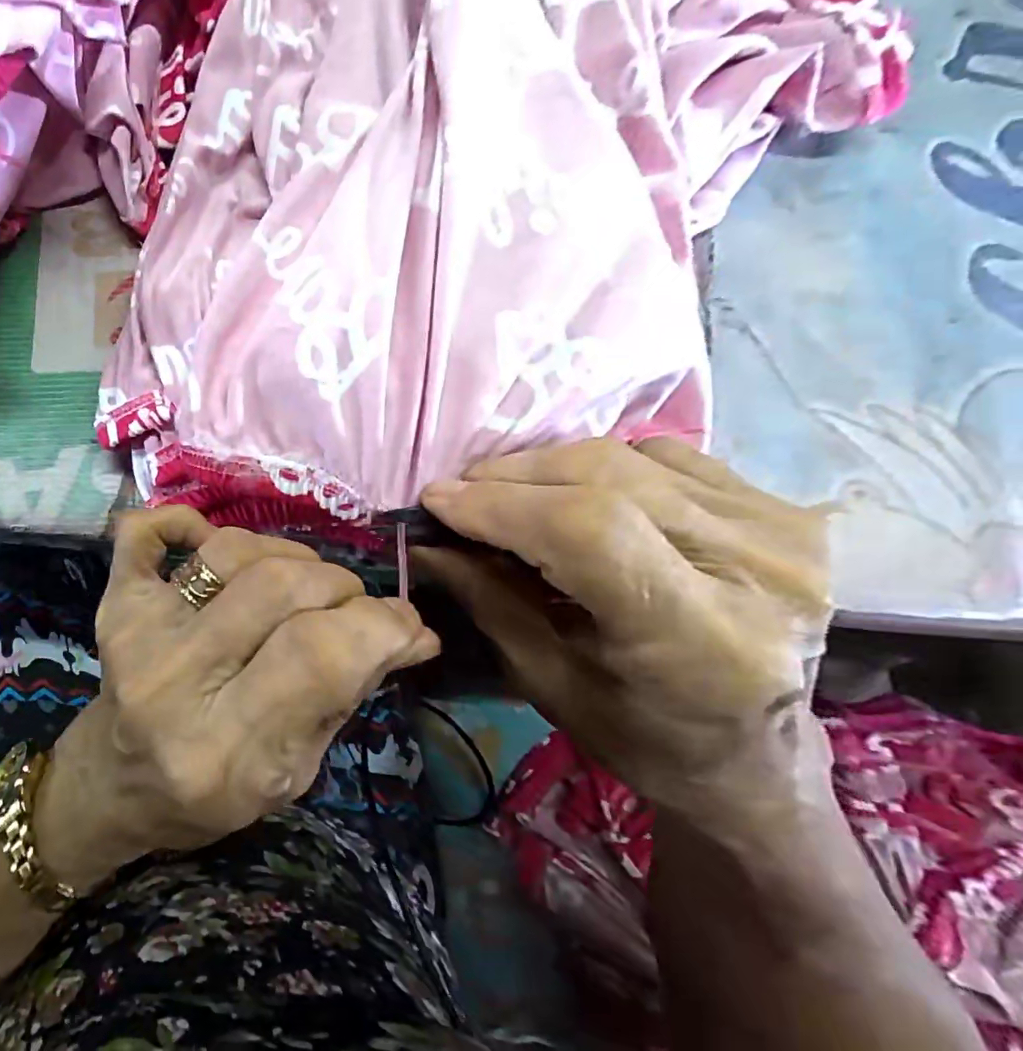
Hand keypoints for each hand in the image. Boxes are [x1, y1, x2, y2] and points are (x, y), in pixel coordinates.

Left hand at [32, 507, 439, 890]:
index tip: (404, 624)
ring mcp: (136, 633)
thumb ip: (345, 697)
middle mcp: (175, 680)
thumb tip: (413, 630)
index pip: (317, 654)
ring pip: (229, 551)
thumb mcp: (292, 773)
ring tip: (301, 583)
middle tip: (349, 608)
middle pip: (277, 587)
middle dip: (339, 587)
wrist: (119, 779)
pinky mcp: (113, 603)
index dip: (379, 625)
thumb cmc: (210, 792)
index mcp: (226, 747)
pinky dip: (183, 521)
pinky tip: (210, 542)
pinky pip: (142, 532)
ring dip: (286, 555)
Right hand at [417, 438, 833, 828]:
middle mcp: (755, 571)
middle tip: (454, 495)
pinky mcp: (781, 510)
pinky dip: (597, 466)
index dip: (500, 506)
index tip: (435, 502)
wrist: (753, 750)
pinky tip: (570, 494)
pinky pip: (663, 456)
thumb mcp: (544, 679)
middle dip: (507, 479)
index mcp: (696, 637)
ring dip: (542, 466)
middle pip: (605, 479)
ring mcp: (779, 532)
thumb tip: (426, 541)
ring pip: (627, 458)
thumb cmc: (638, 733)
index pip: (588, 531)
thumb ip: (486, 599)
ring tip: (499, 493)